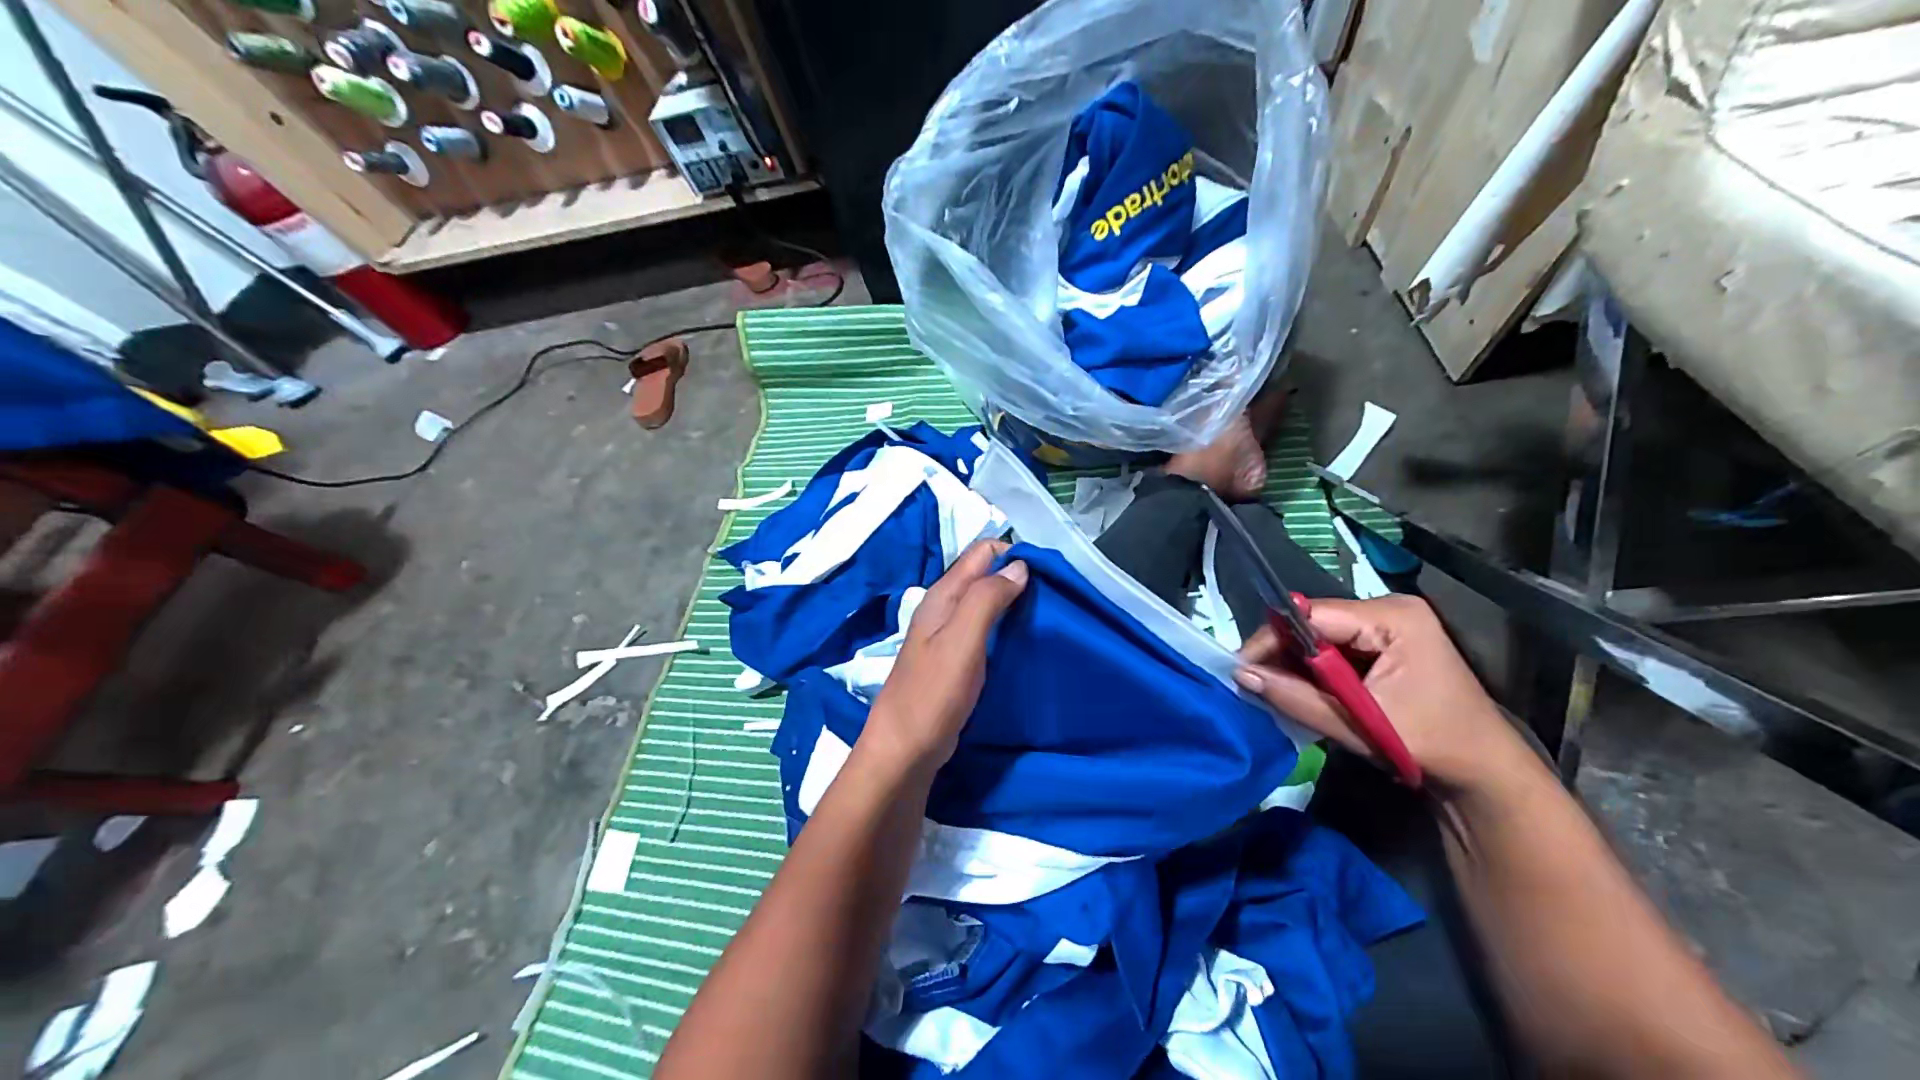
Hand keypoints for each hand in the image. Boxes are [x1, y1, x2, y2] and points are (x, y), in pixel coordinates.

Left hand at [864, 540, 1028, 773]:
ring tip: (1046, 617)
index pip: (981, 553)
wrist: (905, 751)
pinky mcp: (955, 661)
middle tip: (1054, 596)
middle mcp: (943, 609)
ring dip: (1013, 603)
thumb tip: (1019, 566)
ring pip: (986, 604)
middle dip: (1017, 577)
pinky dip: (1005, 628)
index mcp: (942, 596)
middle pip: (984, 576)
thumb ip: (986, 599)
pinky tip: (1023, 642)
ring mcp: (947, 636)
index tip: (1048, 572)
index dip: (1014, 553)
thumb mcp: (961, 641)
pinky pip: (985, 631)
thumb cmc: (932, 694)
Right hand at [1234, 594, 1537, 796]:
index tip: (1240, 668)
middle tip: (1253, 683)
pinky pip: (1333, 649)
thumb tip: (1241, 676)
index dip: (1272, 638)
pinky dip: (1313, 671)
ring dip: (1295, 665)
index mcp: (1393, 617)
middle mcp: (1388, 610)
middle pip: (1313, 623)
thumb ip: (1298, 698)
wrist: (1484, 773)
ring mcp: (1387, 626)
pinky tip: (1300, 691)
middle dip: (1281, 654)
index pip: (1312, 615)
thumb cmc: (1432, 744)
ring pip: (1319, 637)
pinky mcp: (1383, 644)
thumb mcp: (1359, 723)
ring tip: (1271, 690)